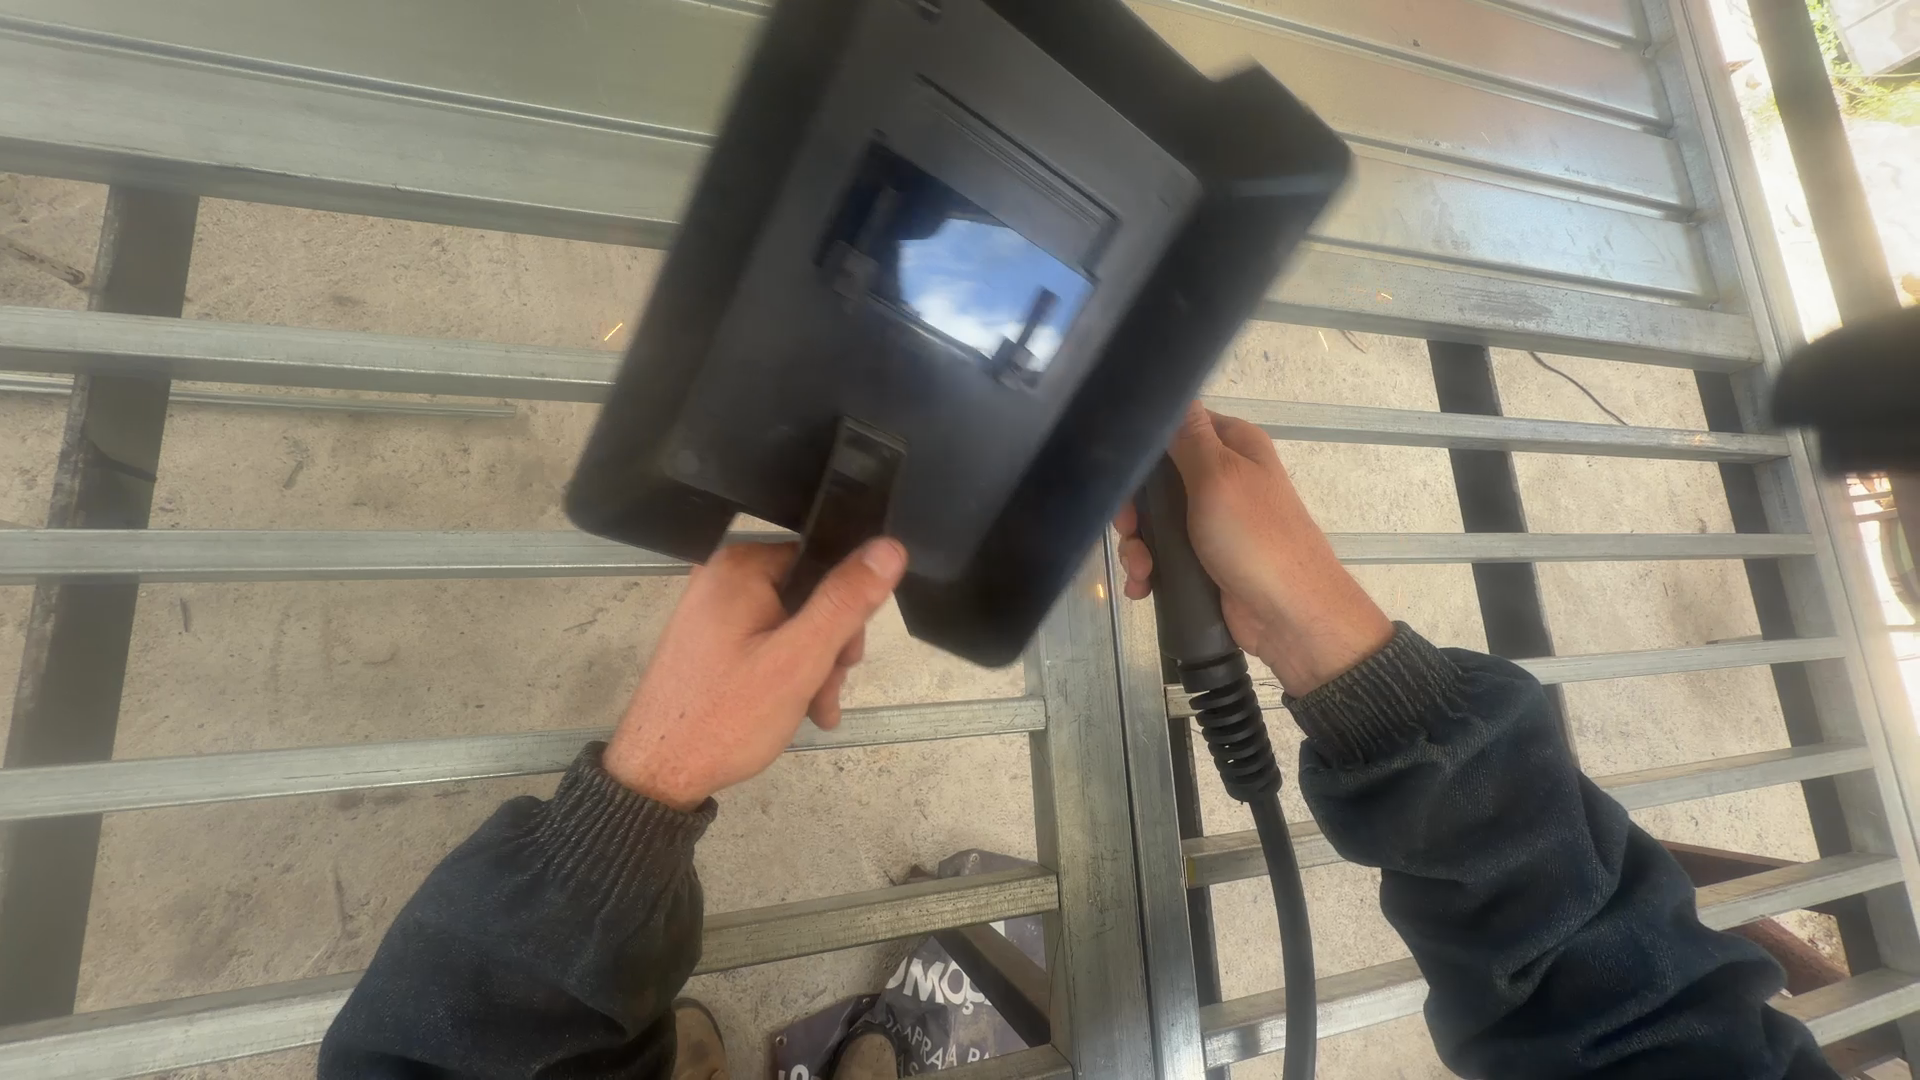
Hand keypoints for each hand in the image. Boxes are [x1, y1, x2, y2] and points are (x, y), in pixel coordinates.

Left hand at [604, 537, 907, 809]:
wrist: (657, 776)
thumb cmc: (728, 716)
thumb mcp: (800, 658)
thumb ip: (846, 602)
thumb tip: (888, 548)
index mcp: (740, 567)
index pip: (821, 562)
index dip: (846, 606)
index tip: (848, 655)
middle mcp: (724, 579)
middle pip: (810, 596)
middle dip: (830, 647)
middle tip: (827, 690)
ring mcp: (715, 611)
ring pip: (793, 624)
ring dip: (815, 667)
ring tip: (816, 709)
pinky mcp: (712, 640)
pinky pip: (768, 642)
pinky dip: (789, 673)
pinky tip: (800, 709)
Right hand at [1114, 402, 1391, 694]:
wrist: (1288, 617)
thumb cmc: (1254, 538)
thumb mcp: (1218, 477)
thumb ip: (1189, 436)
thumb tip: (1172, 392)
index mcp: (1232, 446)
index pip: (1175, 427)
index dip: (1143, 448)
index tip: (1121, 473)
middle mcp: (1221, 478)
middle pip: (1156, 479)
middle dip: (1133, 508)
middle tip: (1127, 530)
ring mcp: (1211, 522)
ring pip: (1153, 521)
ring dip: (1137, 546)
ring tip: (1140, 570)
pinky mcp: (1203, 559)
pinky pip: (1162, 556)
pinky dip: (1147, 570)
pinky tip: (1142, 586)